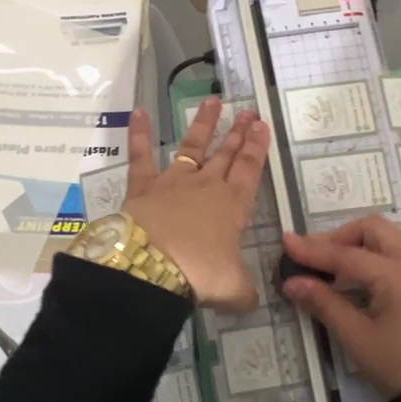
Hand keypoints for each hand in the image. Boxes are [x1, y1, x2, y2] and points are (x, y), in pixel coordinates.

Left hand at [123, 99, 270, 311]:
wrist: (152, 267)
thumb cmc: (200, 274)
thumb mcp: (234, 290)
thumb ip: (245, 292)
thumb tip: (250, 300)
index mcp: (233, 207)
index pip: (250, 170)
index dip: (258, 148)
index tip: (262, 126)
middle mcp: (207, 187)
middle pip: (226, 154)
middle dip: (238, 133)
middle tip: (248, 113)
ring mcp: (174, 182)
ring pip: (192, 146)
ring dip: (203, 124)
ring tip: (212, 101)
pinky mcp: (143, 187)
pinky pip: (140, 156)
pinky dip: (139, 133)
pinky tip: (138, 112)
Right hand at [281, 216, 400, 397]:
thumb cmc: (400, 367)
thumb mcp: (357, 338)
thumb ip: (324, 304)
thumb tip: (292, 283)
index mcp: (397, 275)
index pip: (345, 255)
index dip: (312, 250)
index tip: (286, 243)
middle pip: (371, 229)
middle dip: (339, 238)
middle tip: (315, 259)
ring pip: (390, 234)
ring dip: (361, 241)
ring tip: (339, 265)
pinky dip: (382, 250)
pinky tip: (368, 272)